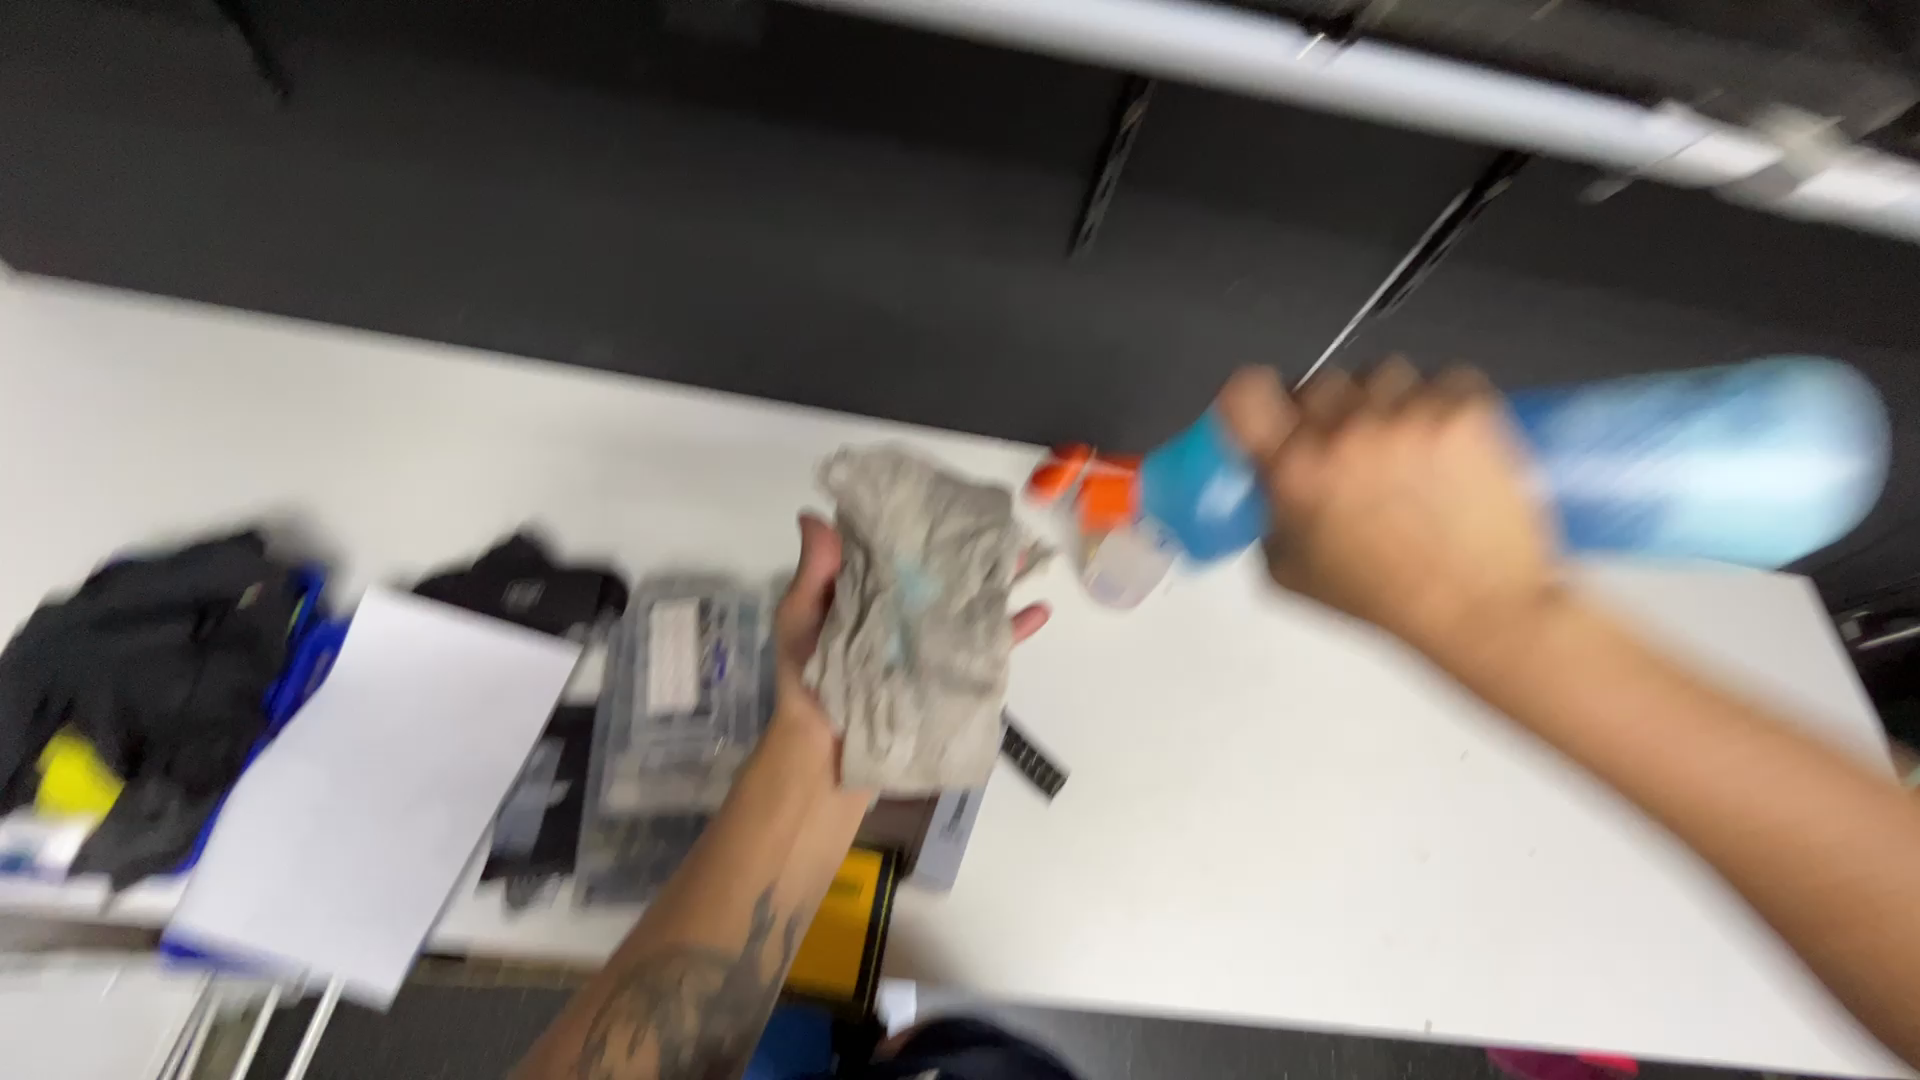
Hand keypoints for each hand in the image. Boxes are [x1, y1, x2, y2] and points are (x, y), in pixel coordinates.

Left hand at [771, 513, 1049, 772]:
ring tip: (1023, 557)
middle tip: (996, 524)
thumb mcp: (800, 619)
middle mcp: (903, 611)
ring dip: (997, 580)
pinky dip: (1013, 628)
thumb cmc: (806, 680)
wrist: (825, 753)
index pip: (898, 550)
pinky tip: (1037, 611)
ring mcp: (929, 641)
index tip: (942, 499)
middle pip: (942, 573)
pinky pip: (984, 646)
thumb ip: (814, 573)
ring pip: (968, 602)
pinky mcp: (947, 672)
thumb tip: (814, 516)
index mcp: (869, 593)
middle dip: (969, 550)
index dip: (919, 525)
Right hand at [1216, 360, 1561, 651]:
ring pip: (1382, 375)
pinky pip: (1445, 378)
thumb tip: (1272, 492)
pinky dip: (1445, 401)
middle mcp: (1343, 432)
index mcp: (1293, 469)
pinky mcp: (1466, 408)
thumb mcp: (1289, 573)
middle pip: (1319, 383)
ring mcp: (1407, 415)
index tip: (1269, 411)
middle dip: (1328, 411)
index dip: (1253, 395)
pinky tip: (1449, 439)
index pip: (1247, 393)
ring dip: (1387, 402)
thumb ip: (1269, 521)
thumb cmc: (1381, 599)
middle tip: (1349, 445)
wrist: (1479, 608)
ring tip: (1407, 443)